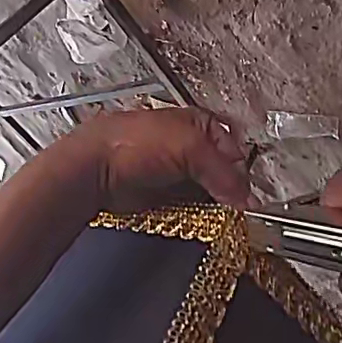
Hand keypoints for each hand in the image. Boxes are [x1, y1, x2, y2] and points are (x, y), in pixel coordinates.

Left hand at [44, 107, 250, 212]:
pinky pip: (189, 206)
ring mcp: (173, 171)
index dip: (243, 170)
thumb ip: (223, 171)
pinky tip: (200, 218)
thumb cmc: (131, 143)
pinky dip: (198, 213)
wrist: (92, 169)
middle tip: (239, 207)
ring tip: (222, 215)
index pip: (235, 148)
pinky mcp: (162, 195)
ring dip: (216, 205)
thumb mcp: (190, 147)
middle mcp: (187, 146)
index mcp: (197, 123)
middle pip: (223, 172)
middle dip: (231, 190)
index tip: (249, 192)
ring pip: (207, 192)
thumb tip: (245, 196)